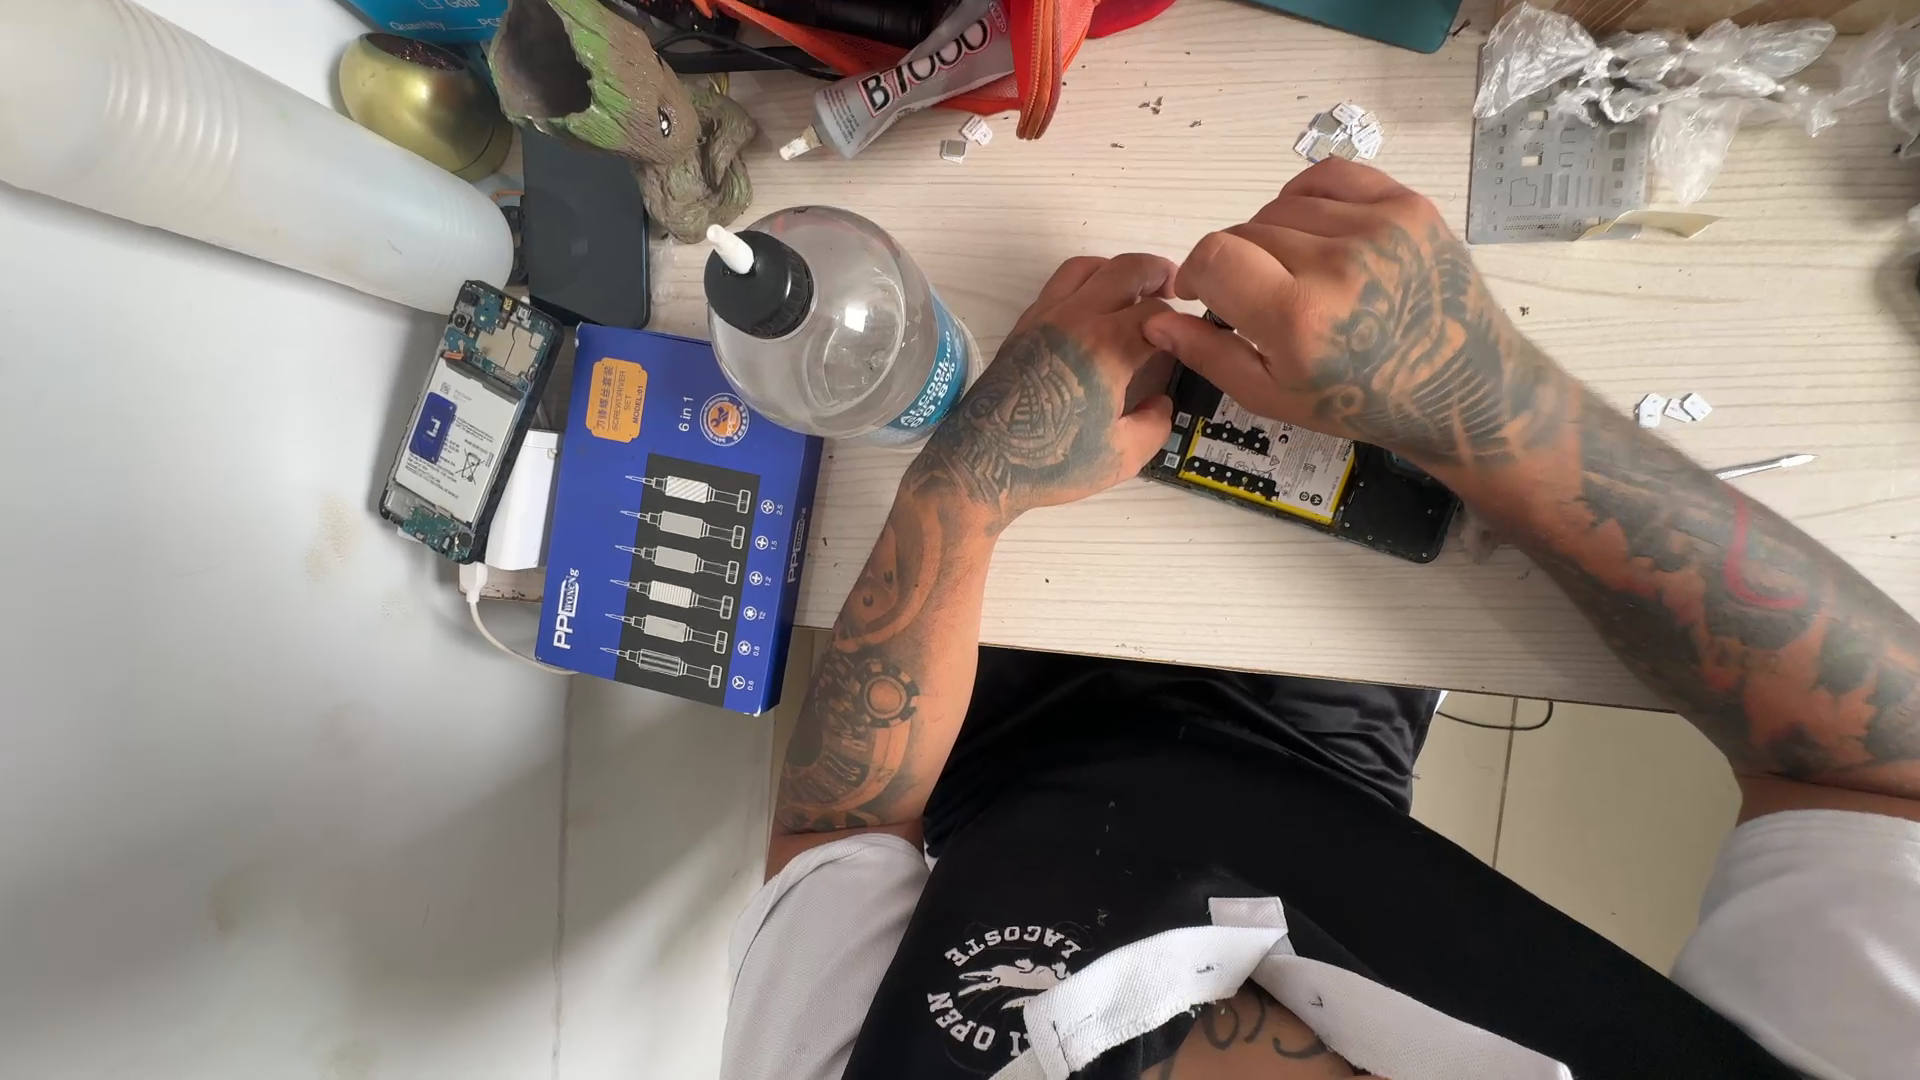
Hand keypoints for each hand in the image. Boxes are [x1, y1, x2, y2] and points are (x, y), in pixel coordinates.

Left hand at [909, 253, 1177, 527]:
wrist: (982, 464)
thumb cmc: (1052, 462)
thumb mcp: (1121, 457)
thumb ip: (1155, 425)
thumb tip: (1159, 402)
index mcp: (1109, 345)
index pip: (1159, 314)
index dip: (1182, 322)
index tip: (1189, 337)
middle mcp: (1076, 317)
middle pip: (1126, 269)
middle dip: (1158, 273)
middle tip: (1172, 290)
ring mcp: (1043, 318)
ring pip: (1086, 267)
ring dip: (1116, 270)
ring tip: (1131, 291)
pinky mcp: (1021, 329)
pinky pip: (1057, 286)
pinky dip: (1084, 284)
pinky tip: (1090, 312)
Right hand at [1142, 159, 1562, 470]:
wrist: (1457, 387)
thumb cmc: (1353, 403)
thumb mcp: (1268, 395)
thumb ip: (1207, 354)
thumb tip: (1153, 321)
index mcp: (1297, 317)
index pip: (1214, 256)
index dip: (1193, 272)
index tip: (1197, 293)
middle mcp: (1336, 262)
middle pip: (1243, 231)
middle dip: (1231, 264)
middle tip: (1251, 298)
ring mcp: (1377, 227)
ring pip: (1280, 206)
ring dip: (1266, 237)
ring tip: (1286, 272)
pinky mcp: (1406, 205)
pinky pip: (1327, 177)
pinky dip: (1302, 200)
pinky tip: (1307, 234)